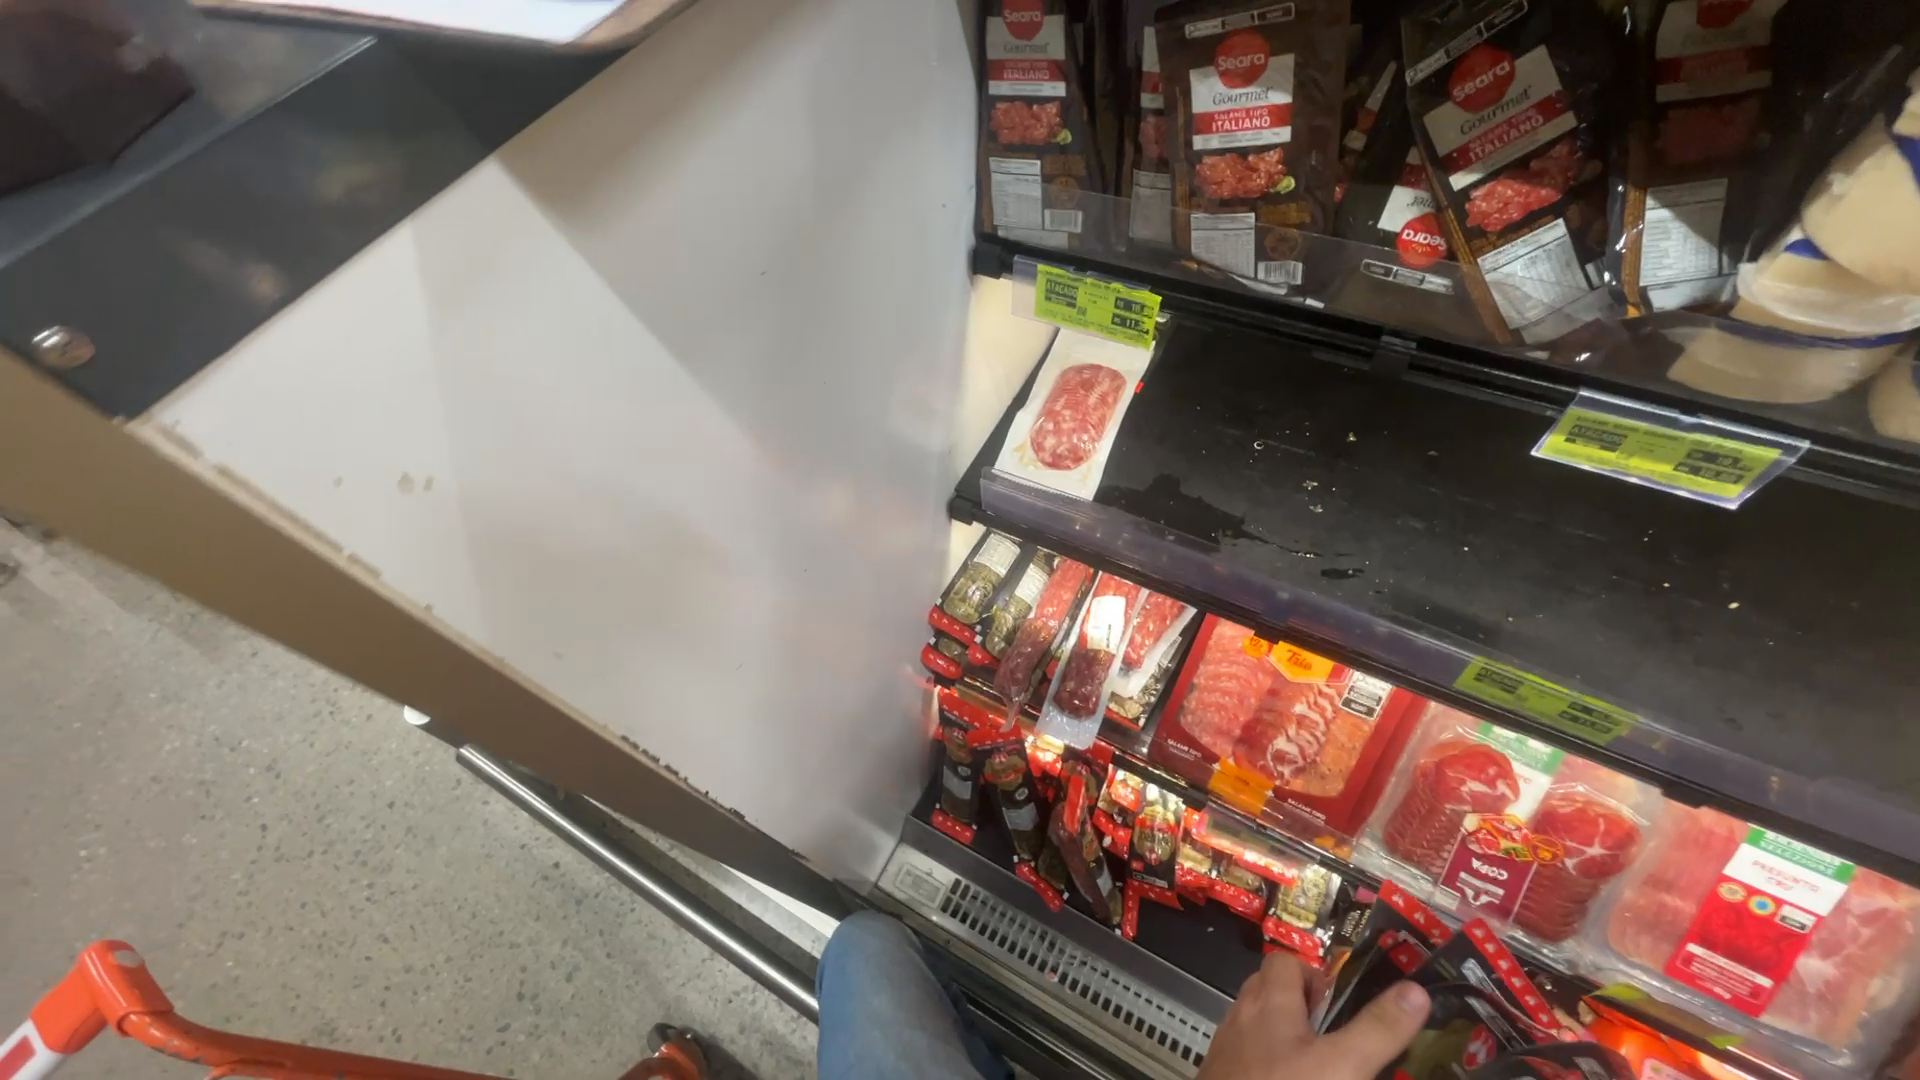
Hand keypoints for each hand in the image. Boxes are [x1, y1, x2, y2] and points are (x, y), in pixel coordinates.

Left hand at [1197, 951, 1429, 1079]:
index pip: (1285, 961)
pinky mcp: (1222, 1075)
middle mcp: (1243, 1014)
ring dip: (1284, 1035)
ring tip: (1319, 1068)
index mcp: (1269, 1000)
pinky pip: (1246, 1055)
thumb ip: (1378, 1030)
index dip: (1314, 976)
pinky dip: (1267, 1063)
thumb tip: (1415, 992)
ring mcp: (1228, 1047)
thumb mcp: (1344, 1066)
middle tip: (1336, 1041)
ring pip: (1257, 1024)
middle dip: (1302, 1006)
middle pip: (1269, 990)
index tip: (1341, 1007)